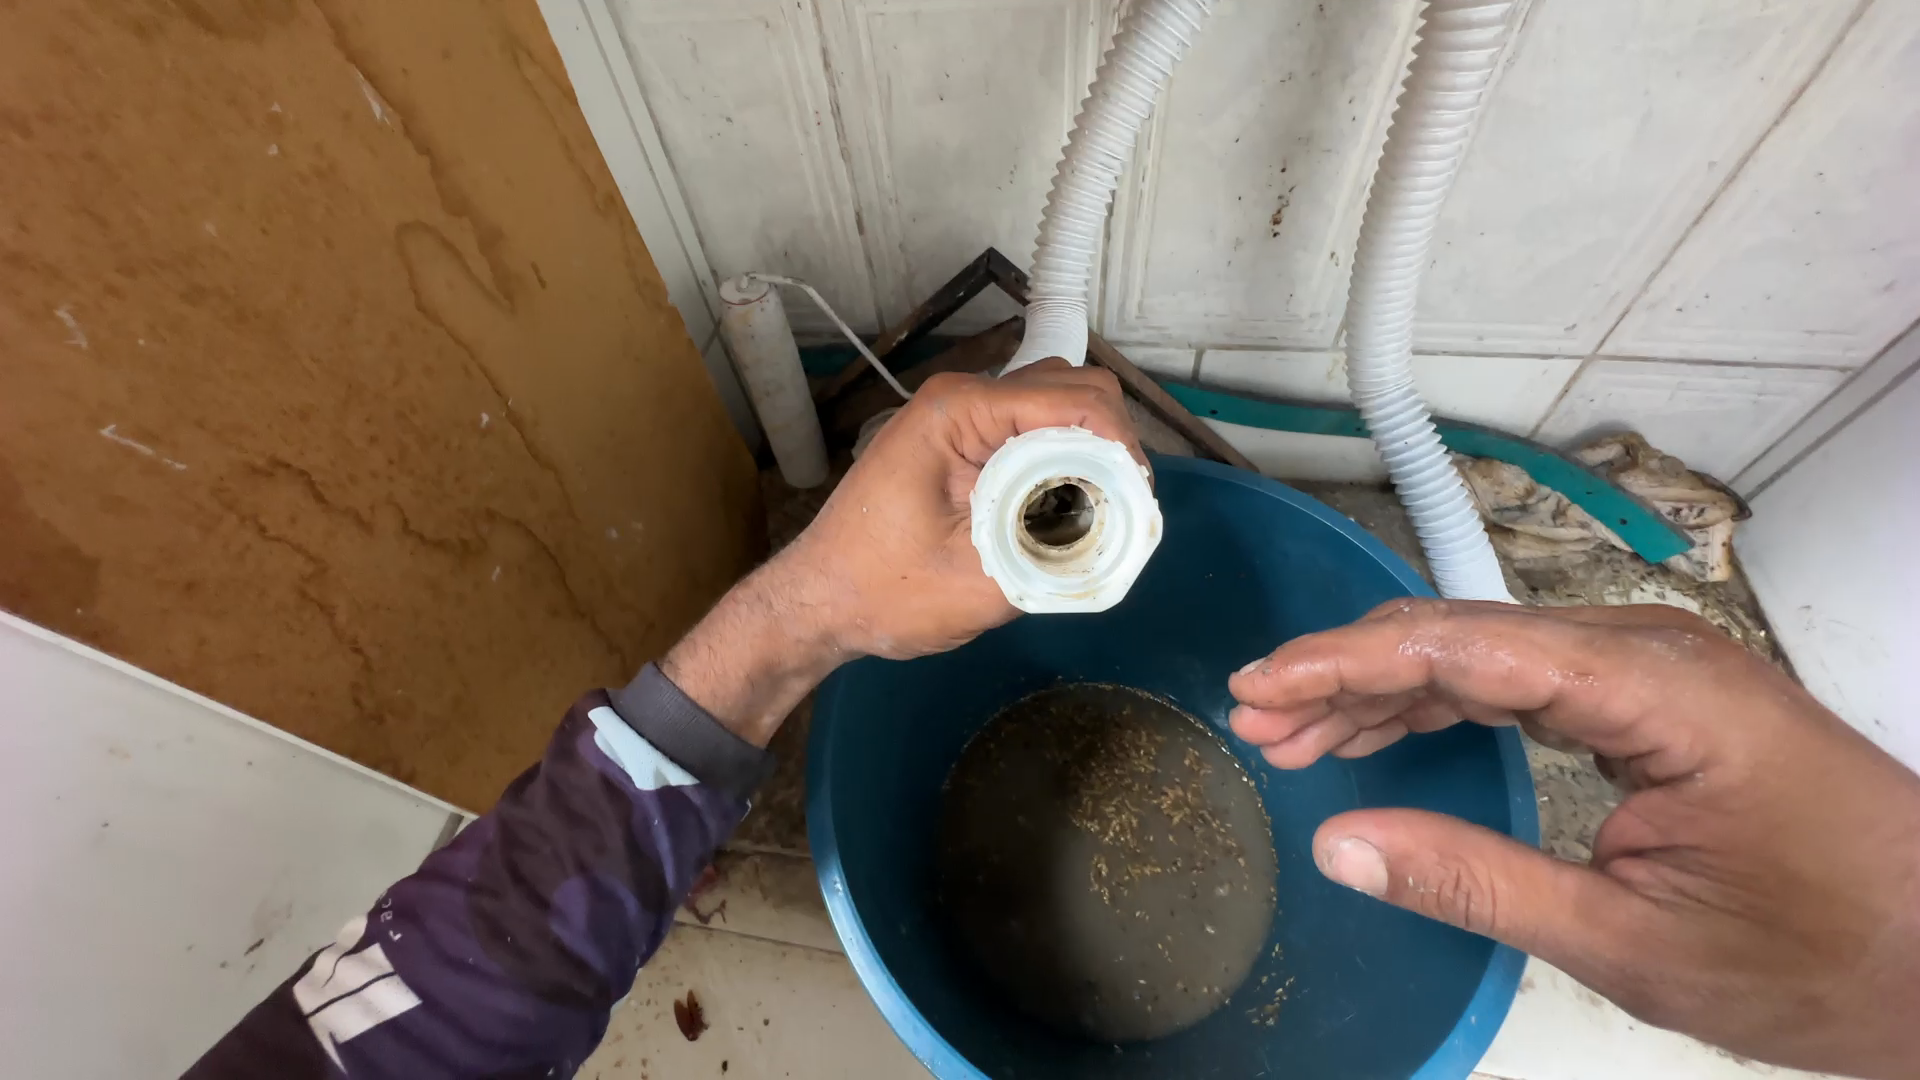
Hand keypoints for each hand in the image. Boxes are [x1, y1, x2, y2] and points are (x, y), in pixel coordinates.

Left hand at [663, 359, 1142, 745]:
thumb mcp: (979, 580)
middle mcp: (961, 399)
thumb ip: (1057, 552)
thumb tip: (1117, 533)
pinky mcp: (957, 442)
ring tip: (1100, 505)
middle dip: (1110, 441)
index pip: (1072, 398)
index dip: (1120, 444)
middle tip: (1122, 505)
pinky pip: (1027, 432)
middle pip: (1068, 387)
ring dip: (1086, 447)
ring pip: (1051, 406)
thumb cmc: (883, 591)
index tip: (1136, 499)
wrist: (819, 601)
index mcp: (961, 412)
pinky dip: (1058, 458)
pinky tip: (1062, 503)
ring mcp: (956, 418)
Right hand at [1228, 599, 1919, 1078]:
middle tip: (1255, 722)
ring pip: (1455, 651)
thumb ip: (1475, 883)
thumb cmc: (1833, 962)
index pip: (1455, 645)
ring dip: (1366, 692)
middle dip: (1336, 676)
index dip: (1340, 662)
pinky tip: (1363, 736)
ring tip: (1288, 737)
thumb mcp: (1640, 948)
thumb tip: (1334, 845)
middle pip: (1442, 635)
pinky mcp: (1615, 690)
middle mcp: (1629, 647)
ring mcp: (1622, 664)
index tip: (1257, 689)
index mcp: (1651, 689)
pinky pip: (1488, 678)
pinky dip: (1415, 706)